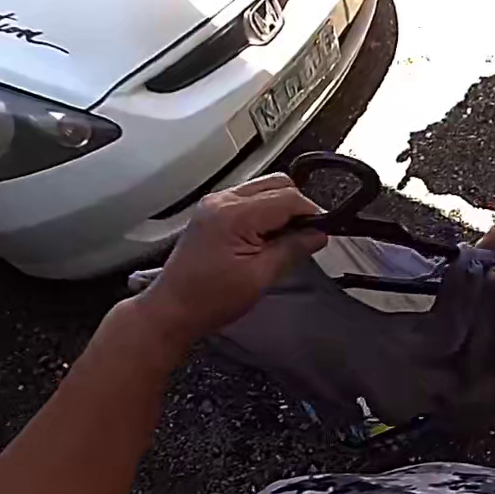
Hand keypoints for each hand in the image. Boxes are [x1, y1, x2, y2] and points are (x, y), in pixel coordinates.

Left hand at [132, 174, 326, 344]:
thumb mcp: (259, 277)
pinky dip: (264, 212)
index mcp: (234, 214)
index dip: (310, 212)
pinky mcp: (211, 212)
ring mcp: (214, 204)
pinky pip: (247, 199)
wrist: (172, 310)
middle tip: (307, 235)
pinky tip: (267, 237)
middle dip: (297, 206)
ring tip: (286, 239)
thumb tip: (318, 234)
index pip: (287, 197)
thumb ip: (292, 249)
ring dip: (280, 208)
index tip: (322, 230)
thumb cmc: (209, 299)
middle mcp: (222, 200)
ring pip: (262, 188)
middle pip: (276, 184)